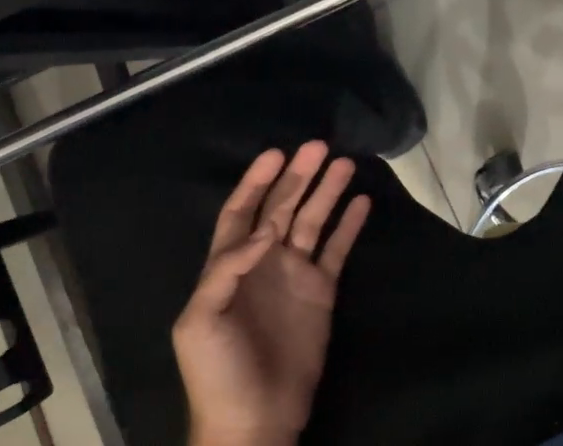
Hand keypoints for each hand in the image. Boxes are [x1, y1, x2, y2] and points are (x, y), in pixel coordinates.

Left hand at [173, 142, 370, 445]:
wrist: (254, 417)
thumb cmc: (217, 371)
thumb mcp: (200, 322)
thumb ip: (226, 270)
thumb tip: (266, 232)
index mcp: (228, 268)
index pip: (242, 214)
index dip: (255, 183)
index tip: (276, 153)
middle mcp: (263, 263)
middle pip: (281, 208)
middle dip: (298, 176)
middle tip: (319, 146)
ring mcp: (295, 275)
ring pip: (312, 221)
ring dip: (327, 192)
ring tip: (346, 164)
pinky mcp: (322, 291)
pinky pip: (337, 249)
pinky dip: (349, 225)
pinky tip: (361, 202)